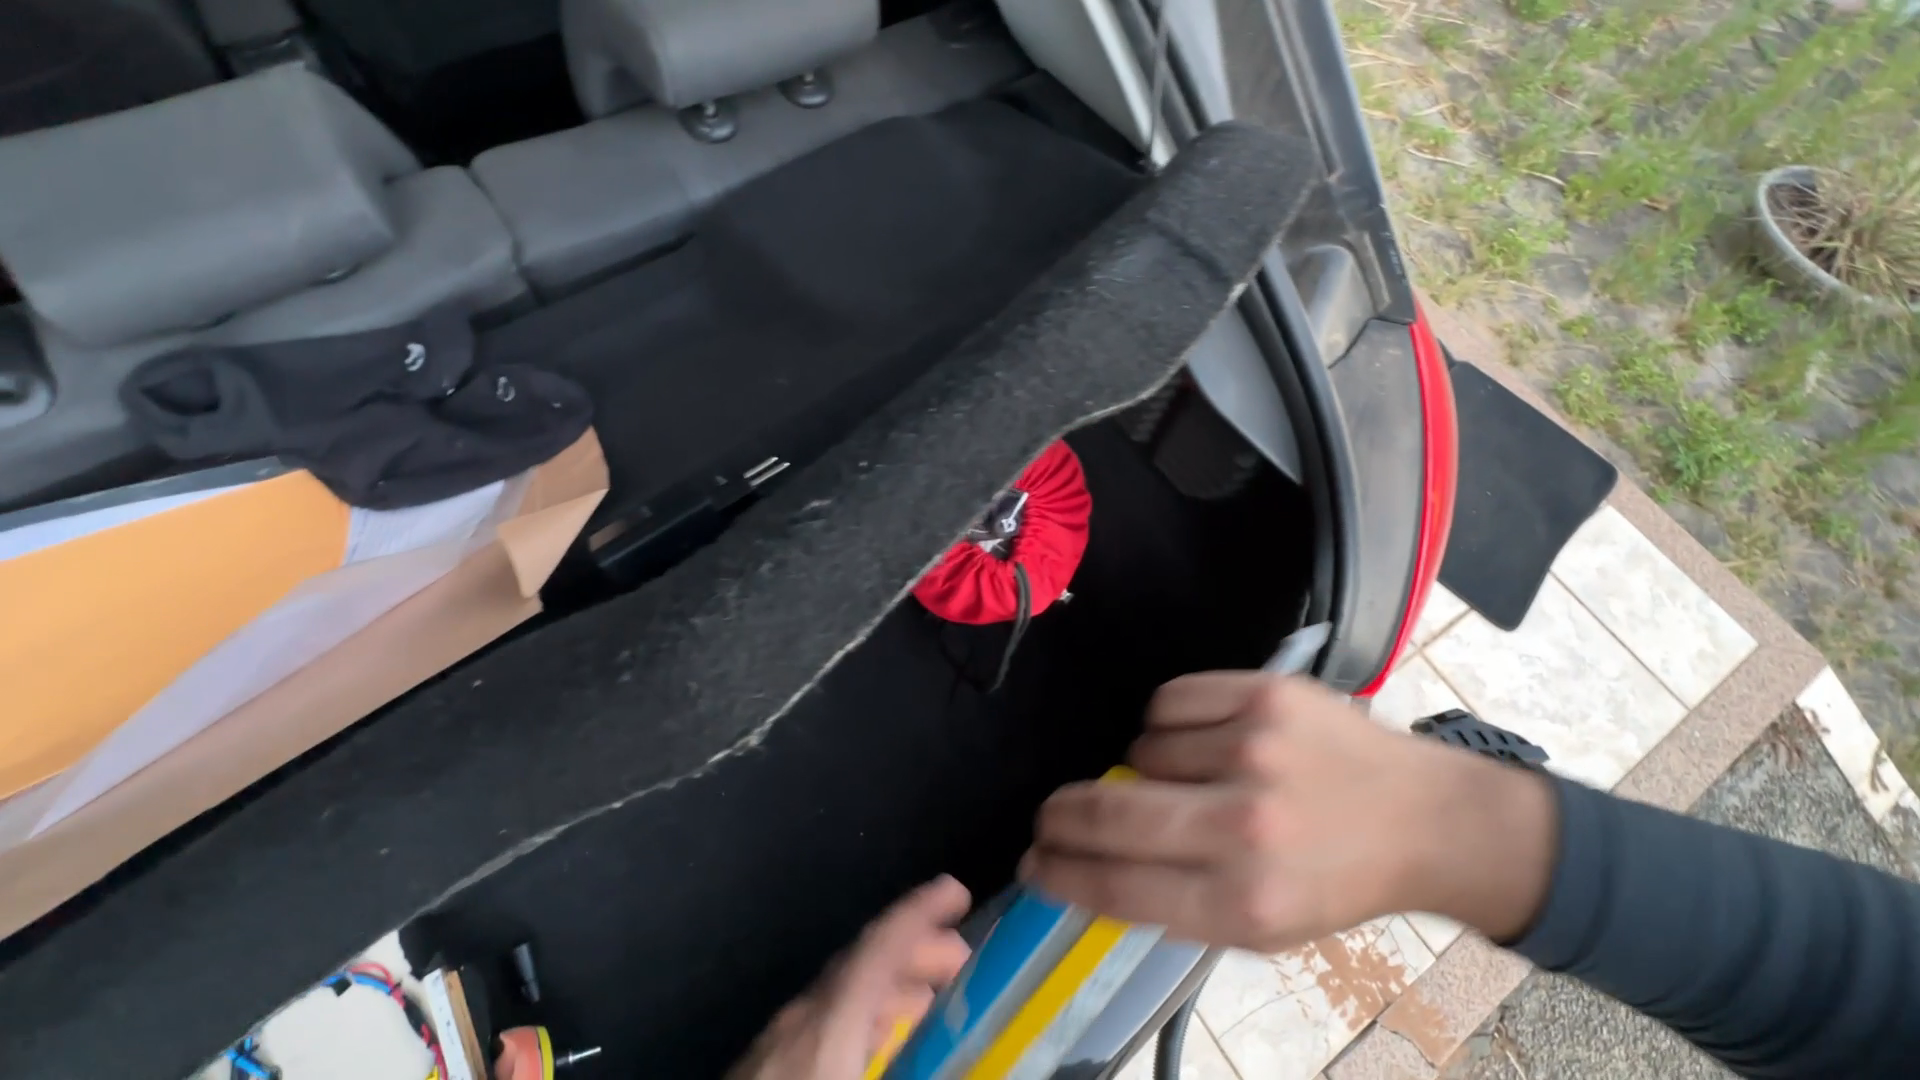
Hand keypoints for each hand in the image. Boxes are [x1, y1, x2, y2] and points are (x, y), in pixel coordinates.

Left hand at [727, 876, 971, 1079]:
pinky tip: (876, 1046)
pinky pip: (825, 1022)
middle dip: (915, 950)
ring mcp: (776, 1045)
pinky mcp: (765, 1070)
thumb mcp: (859, 1078)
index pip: (879, 947)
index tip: (956, 892)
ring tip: (931, 1002)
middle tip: (963, 959)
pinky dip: (863, 1017)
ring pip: (842, 993)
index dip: (920, 912)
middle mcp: (800, 1021)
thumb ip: (913, 1065)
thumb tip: (968, 1063)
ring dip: (890, 986)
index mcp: (827, 1025)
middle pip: (863, 964)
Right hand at [1022, 674, 1556, 952]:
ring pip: (1139, 750)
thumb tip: (1084, 868)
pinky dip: (1167, 724)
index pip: (1115, 885)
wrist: (1423, 820)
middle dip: (1061, 816)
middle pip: (1109, 810)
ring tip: (1188, 779)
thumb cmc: (1332, 882)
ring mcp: (1255, 750)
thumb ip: (1171, 902)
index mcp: (1244, 902)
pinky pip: (1167, 702)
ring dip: (1146, 768)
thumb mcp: (1258, 928)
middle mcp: (1246, 826)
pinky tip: (1199, 739)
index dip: (1059, 873)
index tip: (1034, 862)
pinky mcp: (1265, 694)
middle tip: (1049, 817)